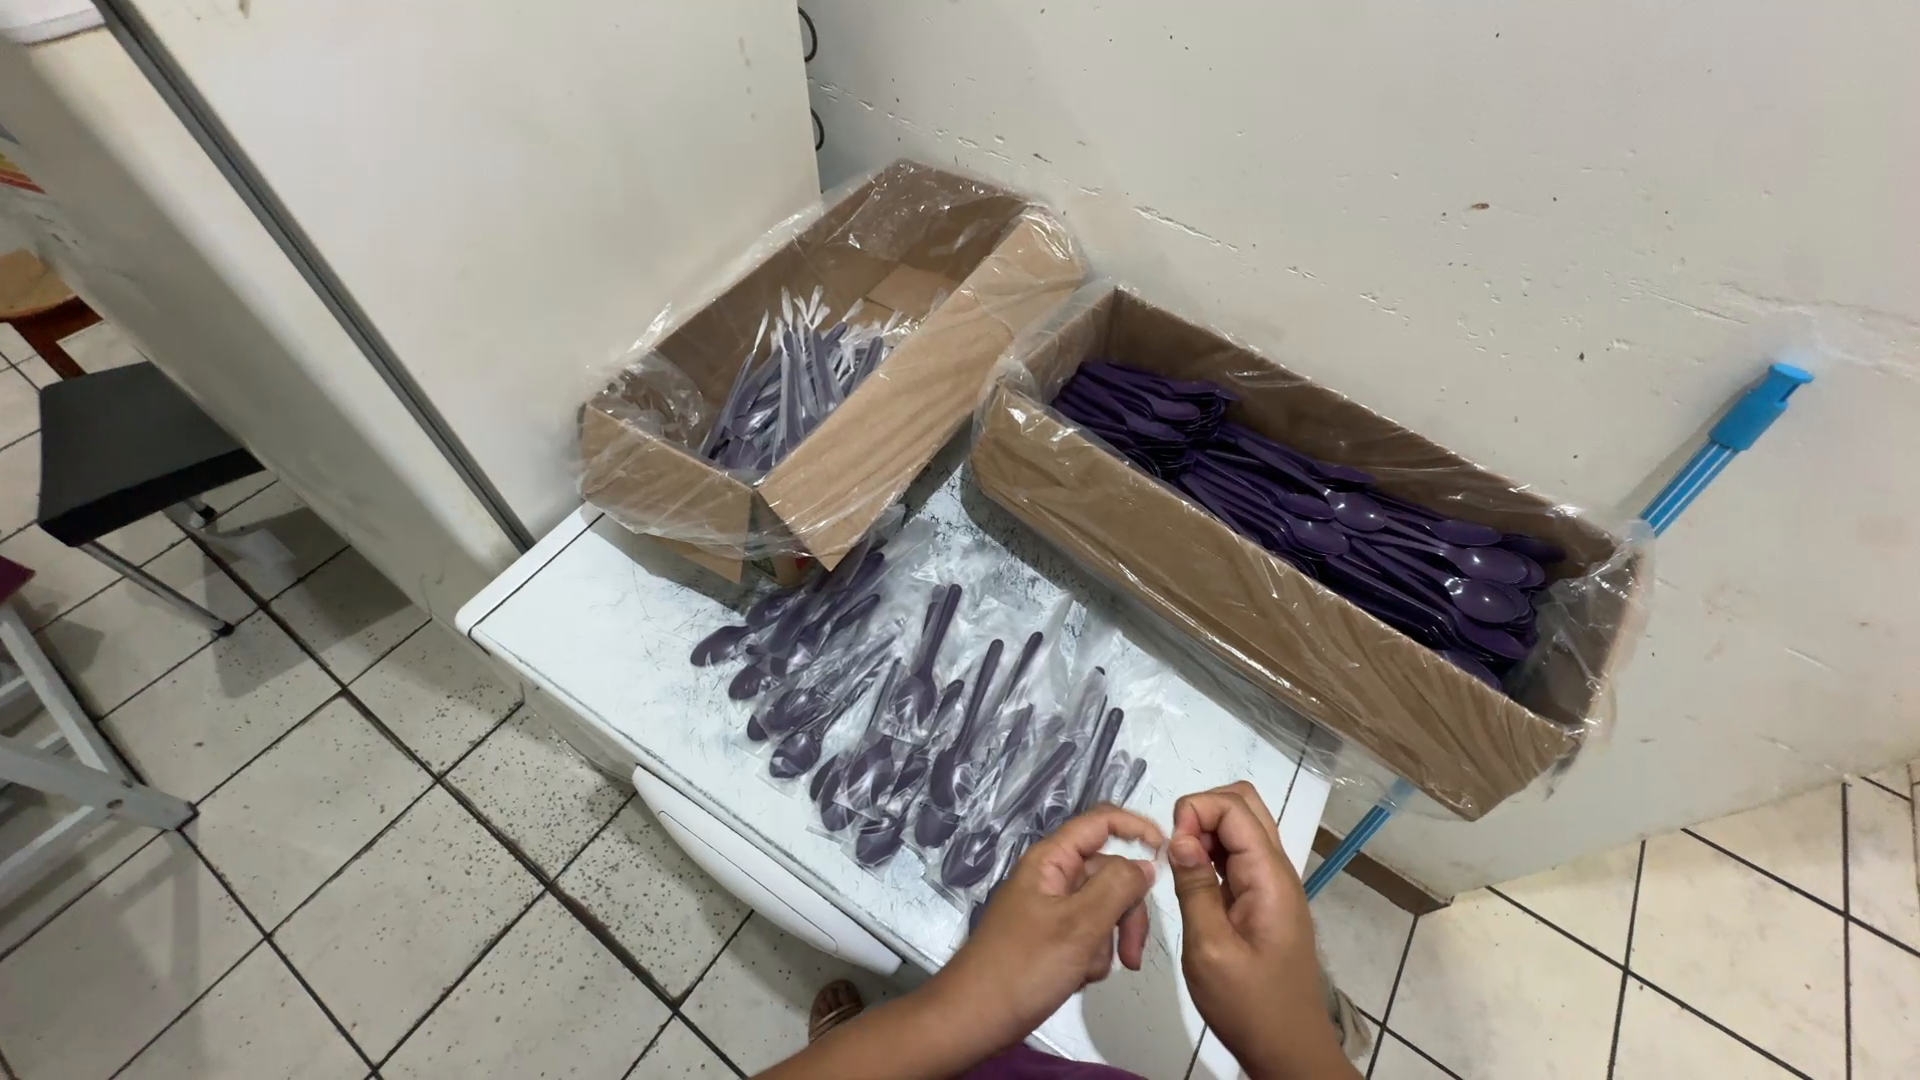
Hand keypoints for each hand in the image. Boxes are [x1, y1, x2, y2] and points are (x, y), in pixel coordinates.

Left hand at [926, 805, 1163, 1052]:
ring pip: (1103, 907)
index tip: (1168, 851)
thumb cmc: (1023, 965)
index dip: (1136, 827)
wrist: (976, 1017)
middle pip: (1109, 872)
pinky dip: (1092, 954)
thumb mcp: (1079, 924)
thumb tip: (1145, 864)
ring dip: (1108, 939)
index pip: (1101, 822)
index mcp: (1052, 858)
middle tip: (1131, 954)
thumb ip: (1117, 888)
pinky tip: (1077, 976)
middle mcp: (1053, 875)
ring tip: (1090, 970)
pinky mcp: (1052, 935)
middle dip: (1126, 910)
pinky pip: (1088, 933)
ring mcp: (1052, 906)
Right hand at [1170, 782, 1353, 1079]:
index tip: (1172, 848)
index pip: (1234, 807)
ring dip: (1205, 829)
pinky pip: (1237, 852)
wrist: (1287, 1053)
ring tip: (1181, 864)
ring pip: (1240, 824)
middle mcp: (1276, 869)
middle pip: (1242, 803)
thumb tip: (1178, 836)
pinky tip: (1192, 877)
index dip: (1196, 812)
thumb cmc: (1249, 1006)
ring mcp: (1271, 883)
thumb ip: (1194, 887)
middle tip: (1176, 849)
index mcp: (1269, 877)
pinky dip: (1210, 850)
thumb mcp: (1210, 949)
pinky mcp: (1261, 897)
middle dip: (1201, 810)